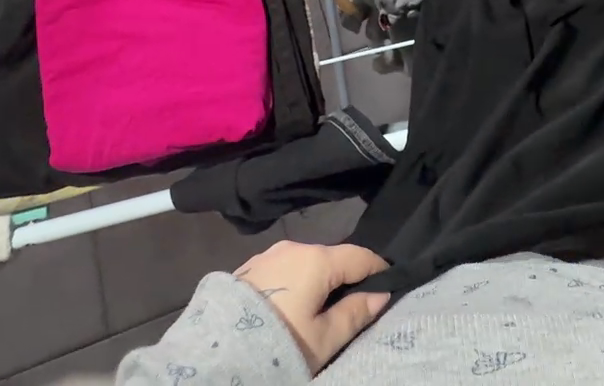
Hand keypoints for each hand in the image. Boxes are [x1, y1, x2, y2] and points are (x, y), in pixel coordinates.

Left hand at [232, 241, 392, 372]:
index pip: (360, 256)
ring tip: (320, 308)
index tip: (389, 282)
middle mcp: (293, 247)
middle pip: (331, 257)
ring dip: (318, 279)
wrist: (214, 356)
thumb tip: (381, 294)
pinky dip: (295, 281)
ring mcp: (267, 255)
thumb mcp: (323, 339)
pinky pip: (283, 269)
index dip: (378, 269)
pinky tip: (290, 305)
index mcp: (317, 259)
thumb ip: (355, 313)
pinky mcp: (247, 268)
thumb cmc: (279, 344)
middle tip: (354, 302)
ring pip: (305, 262)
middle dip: (346, 276)